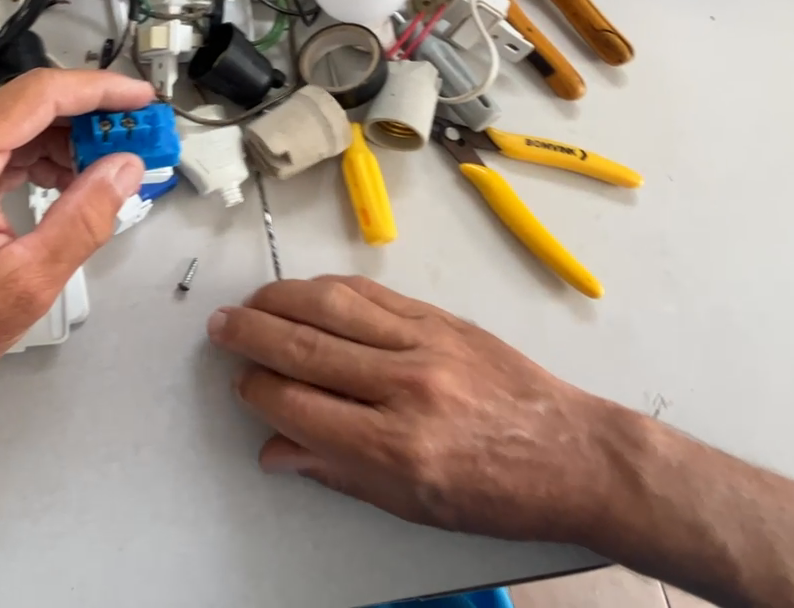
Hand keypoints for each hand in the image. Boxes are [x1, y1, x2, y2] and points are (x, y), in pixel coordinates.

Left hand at [0, 69, 151, 416]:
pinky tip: (68, 181)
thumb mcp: (27, 281)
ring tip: (109, 169)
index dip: (99, 90)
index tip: (142, 100)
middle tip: (137, 139)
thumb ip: (85, 217)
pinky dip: (35, 156)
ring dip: (64, 140)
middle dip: (88, 119)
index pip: (38, 96)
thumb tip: (127, 168)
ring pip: (13, 123)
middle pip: (27, 105)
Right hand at [206, 275, 636, 543]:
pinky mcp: (439, 317)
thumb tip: (272, 449)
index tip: (242, 385)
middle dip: (251, 334)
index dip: (258, 392)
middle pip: (305, 347)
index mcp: (396, 447)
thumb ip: (336, 471)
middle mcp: (404, 386)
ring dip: (280, 298)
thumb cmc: (495, 494)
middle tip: (219, 326)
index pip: (299, 406)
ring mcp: (423, 343)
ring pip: (331, 306)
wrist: (573, 453)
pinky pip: (370, 293)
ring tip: (250, 302)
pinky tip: (305, 291)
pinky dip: (328, 288)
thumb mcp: (412, 505)